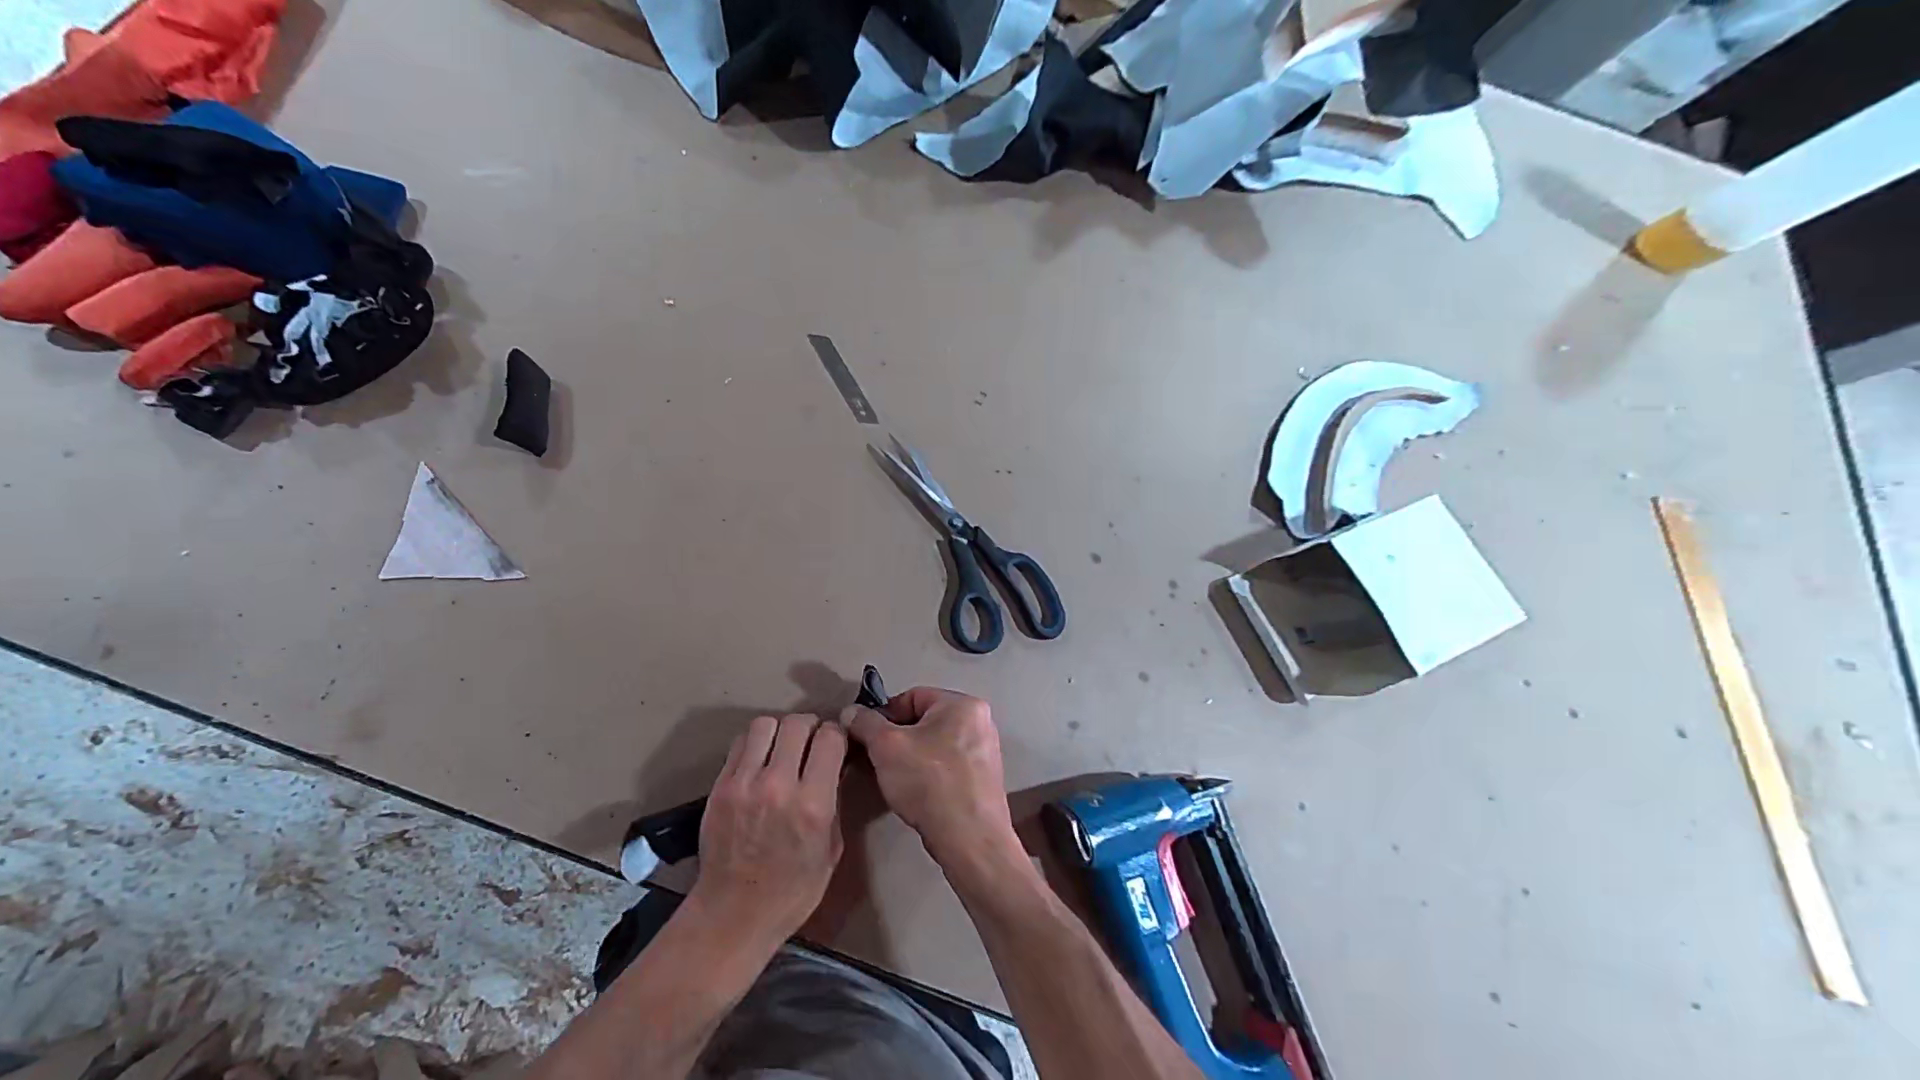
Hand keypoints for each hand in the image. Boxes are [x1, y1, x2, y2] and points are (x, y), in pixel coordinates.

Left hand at [691, 713, 846, 943]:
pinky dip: (756, 743)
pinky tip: (762, 760)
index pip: (830, 738)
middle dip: (812, 727)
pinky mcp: (720, 786)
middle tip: (812, 743)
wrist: (734, 914)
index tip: (837, 744)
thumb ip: (834, 799)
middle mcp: (778, 786)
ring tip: (784, 748)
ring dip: (781, 730)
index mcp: (812, 804)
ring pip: (766, 723)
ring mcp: (744, 784)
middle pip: (798, 723)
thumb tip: (836, 764)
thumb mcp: (832, 847)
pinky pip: (741, 743)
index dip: (838, 734)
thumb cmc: (793, 890)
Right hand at [842, 688, 1017, 869]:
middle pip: (924, 721)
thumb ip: (865, 723)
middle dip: (897, 739)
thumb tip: (851, 712)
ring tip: (896, 780)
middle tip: (878, 760)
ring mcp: (986, 752)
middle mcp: (981, 722)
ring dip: (911, 758)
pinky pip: (948, 767)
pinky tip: (917, 794)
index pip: (912, 696)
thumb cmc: (929, 783)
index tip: (868, 739)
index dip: (884, 715)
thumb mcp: (886, 747)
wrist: (969, 840)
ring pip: (935, 745)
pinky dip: (929, 775)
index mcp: (964, 704)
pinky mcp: (984, 780)